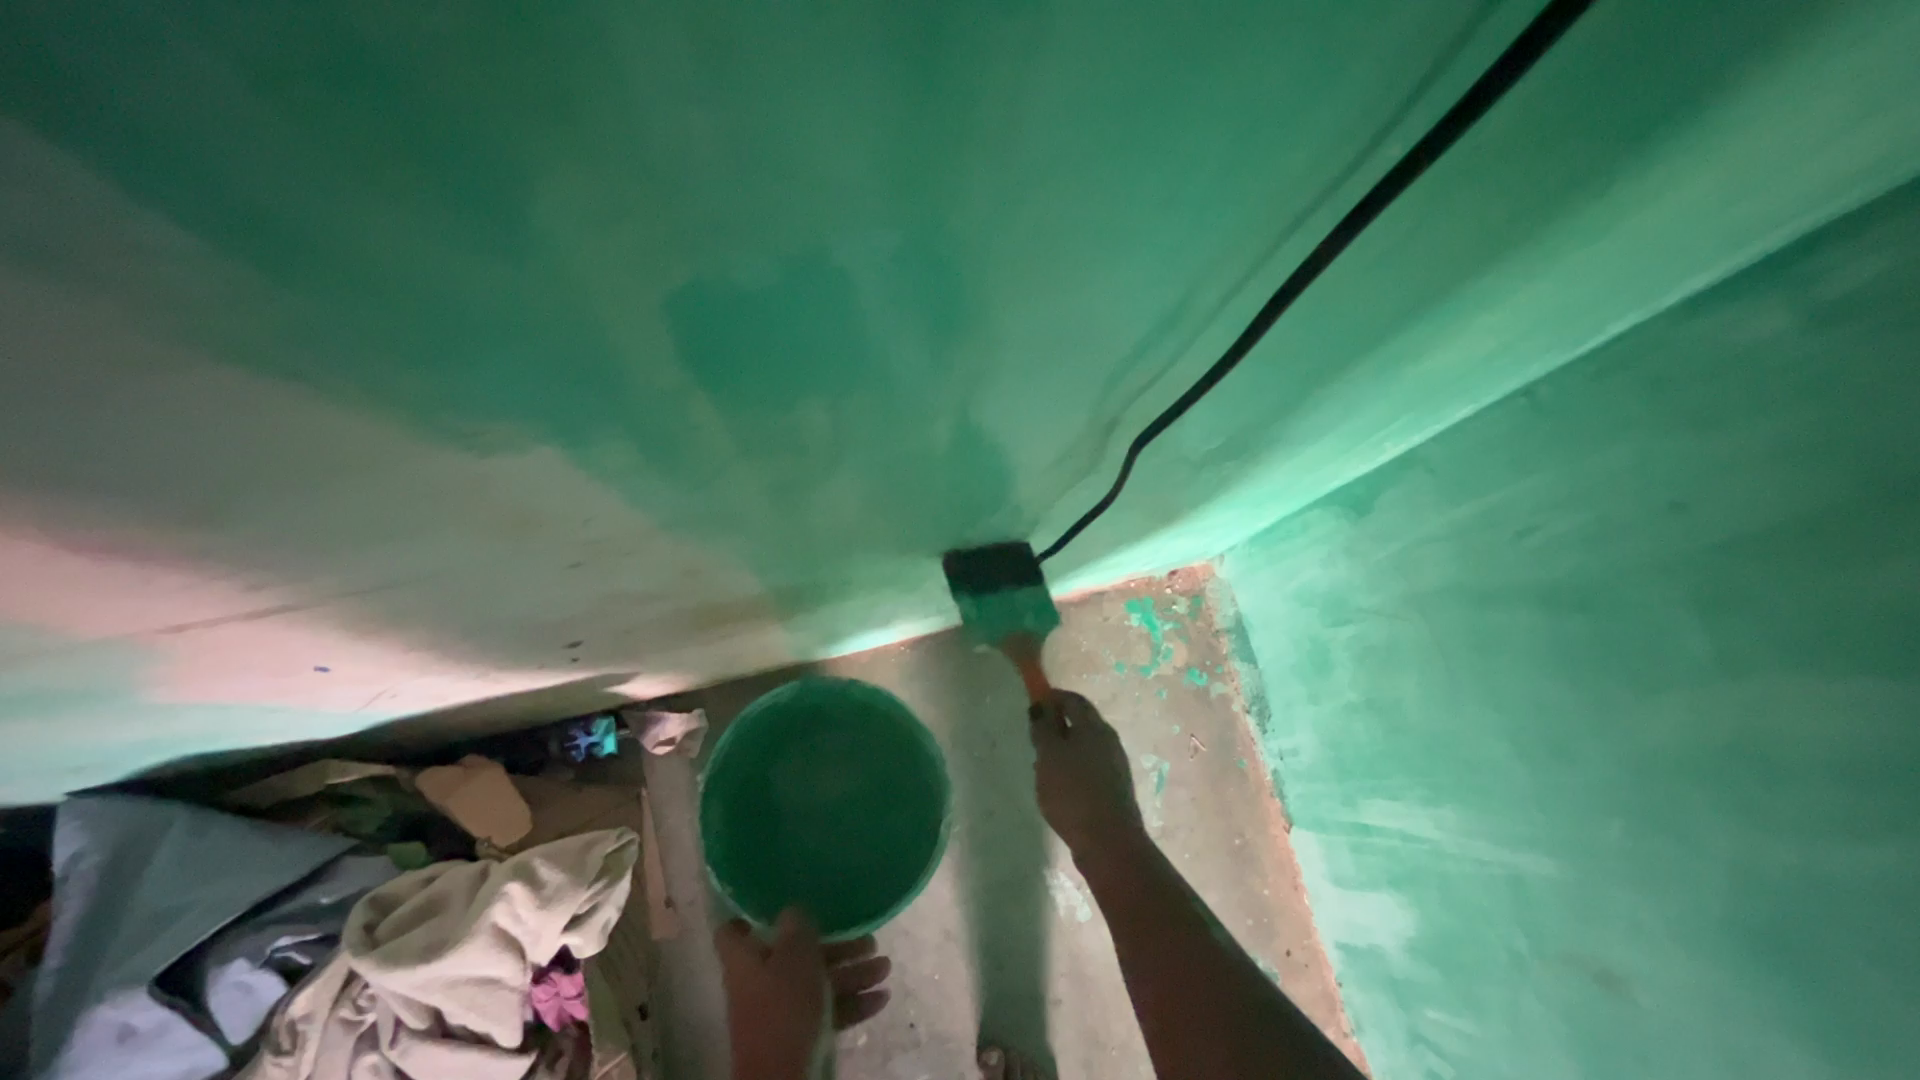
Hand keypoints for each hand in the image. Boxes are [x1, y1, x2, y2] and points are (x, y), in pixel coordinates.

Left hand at [715, 910, 892, 1079]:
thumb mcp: (794, 957)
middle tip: (869, 940)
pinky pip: (826, 1010)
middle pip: (794, 955)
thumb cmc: (784, 1007)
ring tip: (884, 967)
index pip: (733, 931)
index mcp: (745, 960)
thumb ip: (796, 927)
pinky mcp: (798, 1036)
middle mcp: (759, 982)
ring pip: (817, 982)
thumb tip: (793, 909)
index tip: (781, 903)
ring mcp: (778, 1011)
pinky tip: (881, 998)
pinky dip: (852, 1003)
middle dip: (836, 946)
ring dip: (853, 973)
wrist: (783, 1076)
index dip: (750, 915)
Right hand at [1027, 689, 1146, 858]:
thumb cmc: (1073, 792)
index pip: (1073, 700)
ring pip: (1084, 747)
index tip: (1032, 706)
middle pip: (1081, 723)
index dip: (1052, 698)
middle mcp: (1108, 741)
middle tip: (1034, 738)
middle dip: (1057, 725)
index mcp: (1094, 727)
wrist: (1109, 842)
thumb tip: (1042, 705)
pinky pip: (1088, 769)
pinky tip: (1058, 789)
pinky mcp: (1113, 789)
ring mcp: (1114, 766)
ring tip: (1041, 767)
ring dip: (1063, 750)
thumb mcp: (1049, 756)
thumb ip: (1044, 728)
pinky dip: (1072, 770)